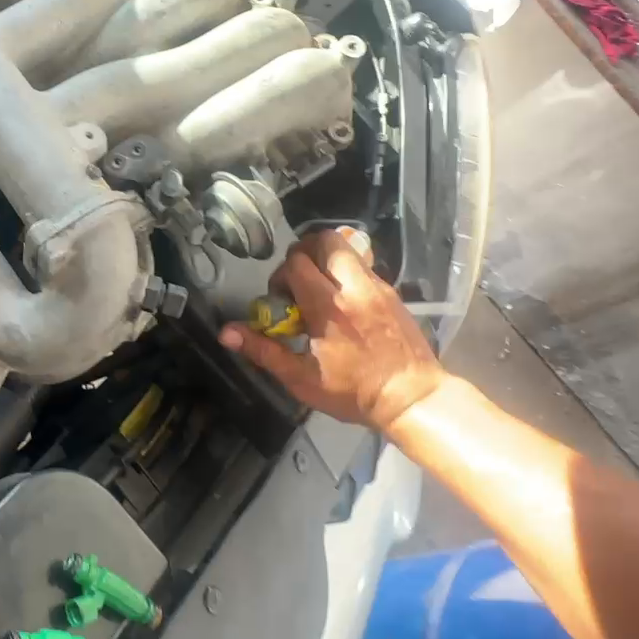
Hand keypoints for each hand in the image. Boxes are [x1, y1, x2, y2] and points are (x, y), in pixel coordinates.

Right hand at [220, 227, 446, 433]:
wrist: (412, 398)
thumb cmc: (352, 392)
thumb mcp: (300, 378)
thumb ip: (262, 349)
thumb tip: (226, 332)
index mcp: (328, 306)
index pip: (296, 262)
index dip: (281, 276)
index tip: (281, 300)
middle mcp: (354, 287)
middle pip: (325, 240)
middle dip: (304, 252)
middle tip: (297, 279)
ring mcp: (378, 287)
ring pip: (346, 249)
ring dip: (325, 260)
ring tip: (319, 289)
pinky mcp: (392, 293)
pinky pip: (363, 267)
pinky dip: (345, 274)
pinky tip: (343, 304)